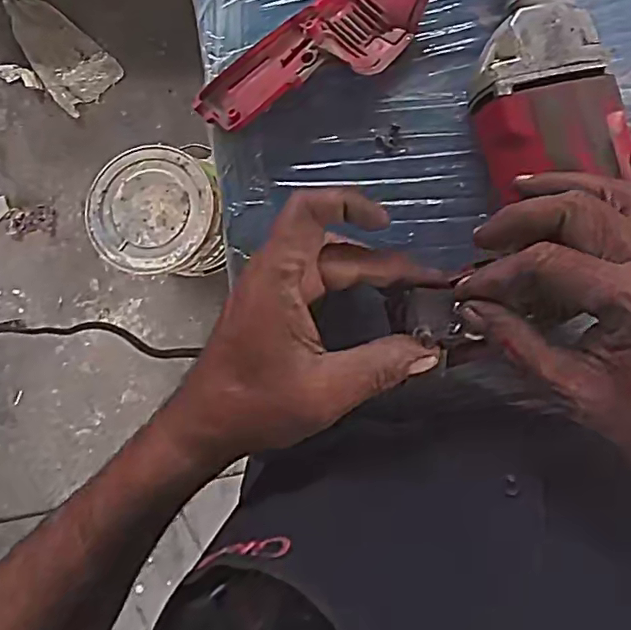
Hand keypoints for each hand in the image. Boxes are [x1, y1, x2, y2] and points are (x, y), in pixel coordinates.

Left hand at [152, 188, 446, 469]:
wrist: (203, 427)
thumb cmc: (251, 405)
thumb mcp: (324, 390)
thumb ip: (380, 366)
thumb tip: (427, 352)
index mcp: (278, 276)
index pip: (308, 210)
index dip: (348, 203)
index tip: (384, 222)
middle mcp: (275, 272)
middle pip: (334, 244)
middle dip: (382, 258)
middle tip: (424, 280)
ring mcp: (274, 288)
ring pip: (330, 263)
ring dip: (370, 272)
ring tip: (410, 290)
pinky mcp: (276, 305)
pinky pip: (320, 281)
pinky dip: (352, 285)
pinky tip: (378, 302)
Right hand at [454, 146, 630, 500]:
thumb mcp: (581, 394)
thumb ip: (521, 346)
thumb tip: (477, 311)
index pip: (550, 262)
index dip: (501, 273)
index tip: (473, 288)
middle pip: (581, 213)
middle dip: (526, 217)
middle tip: (488, 235)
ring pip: (619, 196)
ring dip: (570, 184)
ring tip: (527, 185)